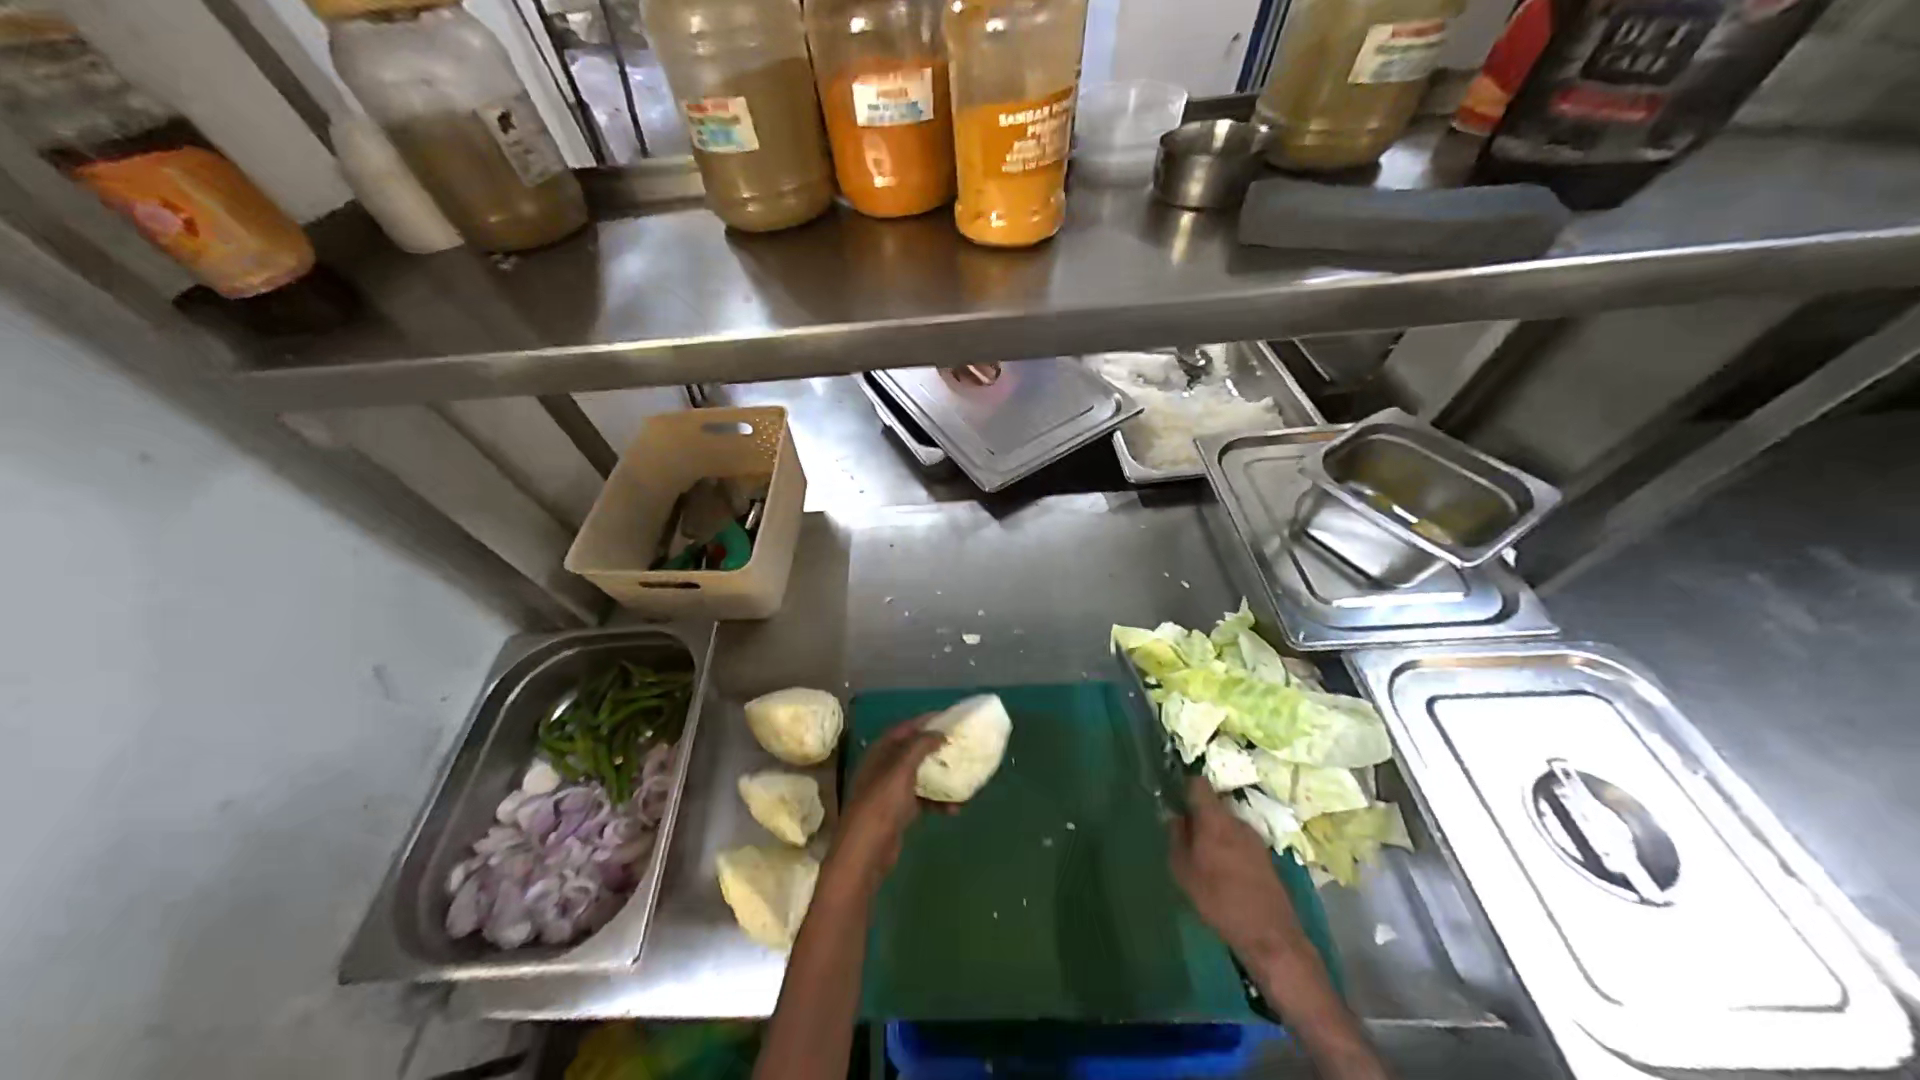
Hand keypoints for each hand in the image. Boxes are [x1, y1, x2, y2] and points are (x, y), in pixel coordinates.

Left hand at [829, 716, 949, 890]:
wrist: (865, 851)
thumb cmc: (881, 804)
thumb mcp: (900, 769)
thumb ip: (919, 747)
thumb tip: (939, 732)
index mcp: (880, 752)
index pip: (905, 728)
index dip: (926, 721)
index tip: (951, 717)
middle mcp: (885, 767)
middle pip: (914, 750)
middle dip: (936, 748)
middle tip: (960, 745)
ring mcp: (892, 790)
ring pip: (921, 776)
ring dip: (941, 777)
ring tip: (963, 777)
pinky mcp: (899, 811)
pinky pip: (923, 799)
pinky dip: (938, 801)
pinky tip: (954, 808)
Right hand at [1168, 777, 1309, 967]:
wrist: (1269, 934)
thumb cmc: (1219, 900)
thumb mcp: (1183, 870)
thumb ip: (1176, 837)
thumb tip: (1175, 816)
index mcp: (1215, 819)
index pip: (1199, 784)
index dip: (1184, 786)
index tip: (1175, 799)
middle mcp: (1237, 820)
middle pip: (1213, 805)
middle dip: (1198, 815)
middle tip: (1185, 836)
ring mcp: (1255, 837)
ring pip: (1226, 823)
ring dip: (1214, 832)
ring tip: (1204, 858)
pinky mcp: (1265, 855)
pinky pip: (1239, 839)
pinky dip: (1228, 846)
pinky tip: (1223, 871)